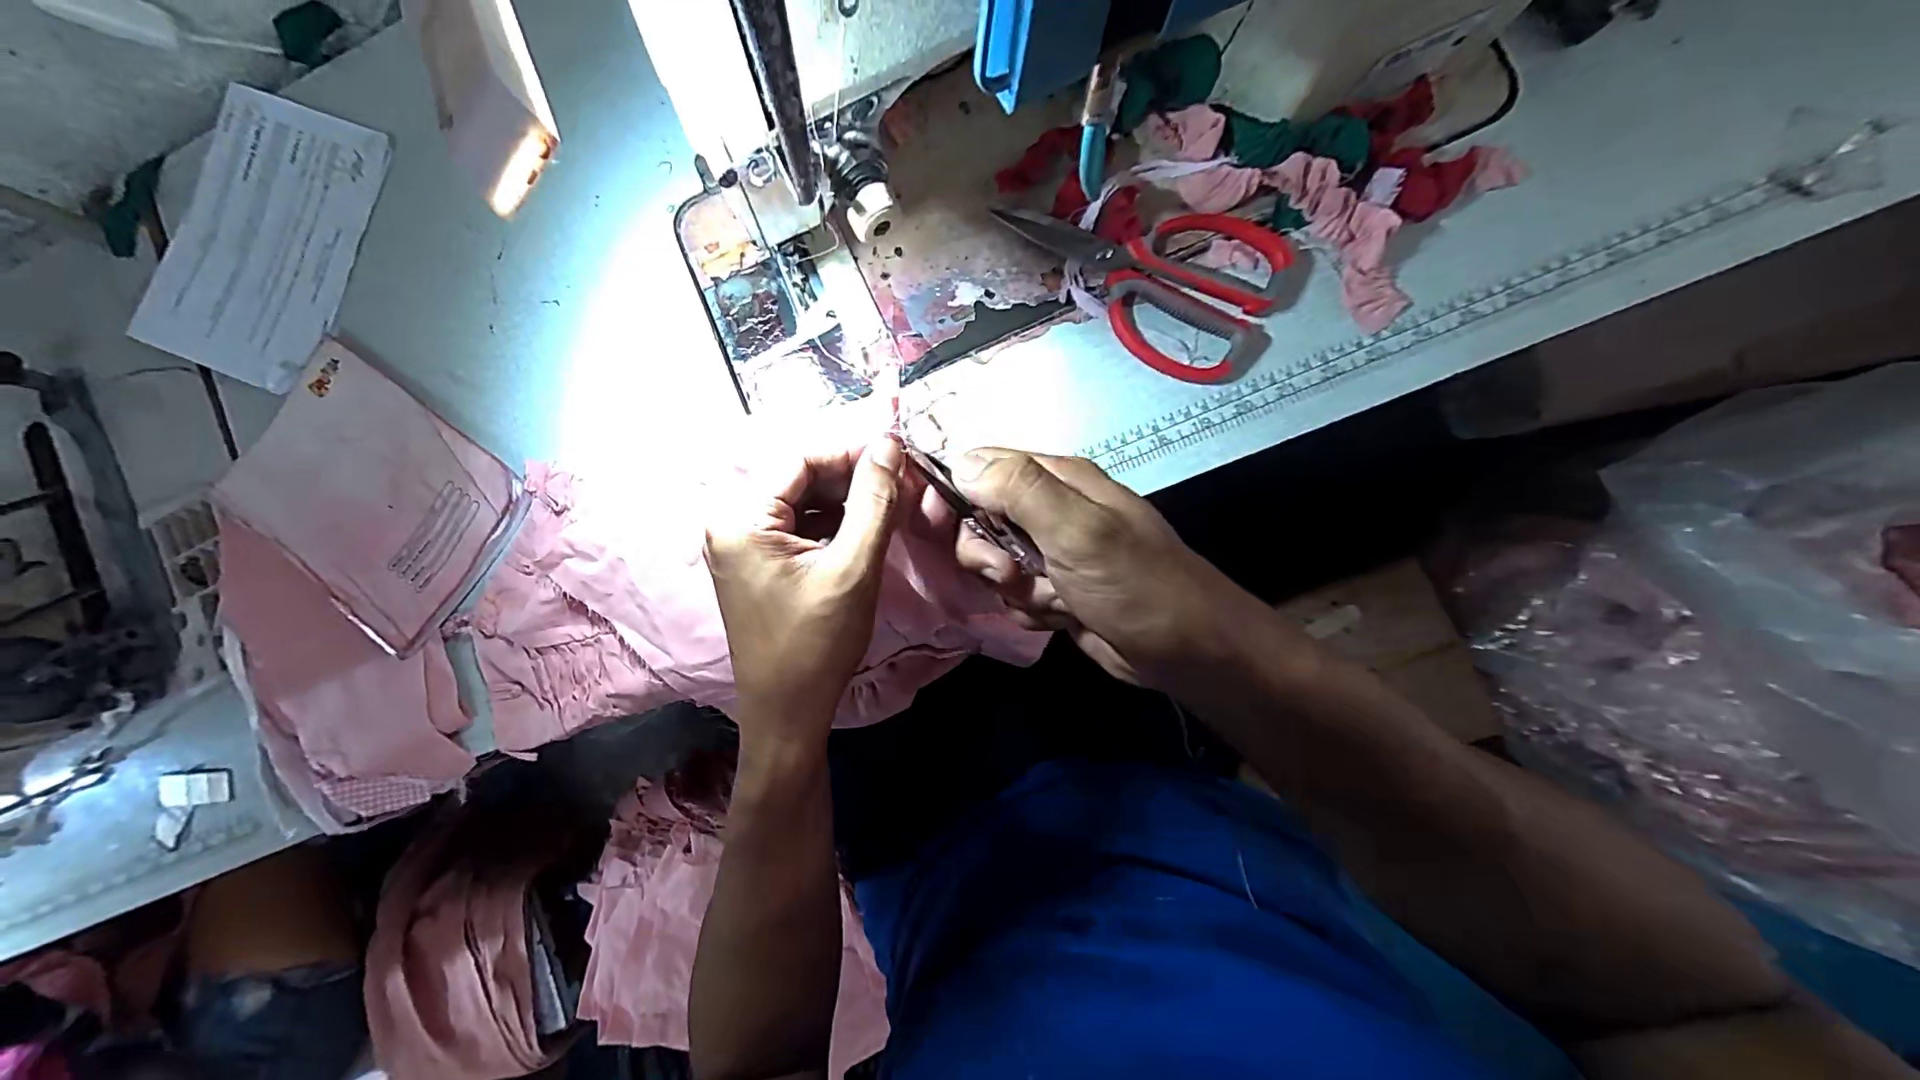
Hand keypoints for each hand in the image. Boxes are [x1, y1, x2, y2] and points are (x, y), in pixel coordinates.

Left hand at [705, 437, 907, 744]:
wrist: (788, 714)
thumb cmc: (816, 644)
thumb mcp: (853, 569)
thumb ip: (873, 502)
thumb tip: (889, 443)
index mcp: (740, 521)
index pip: (800, 461)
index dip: (851, 453)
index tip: (897, 455)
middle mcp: (731, 525)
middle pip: (800, 481)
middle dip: (852, 479)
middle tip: (900, 483)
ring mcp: (742, 548)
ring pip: (803, 505)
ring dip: (846, 502)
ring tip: (891, 505)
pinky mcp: (758, 567)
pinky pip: (799, 530)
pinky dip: (834, 526)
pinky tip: (867, 531)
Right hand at [950, 447, 1267, 686]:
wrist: (1188, 652)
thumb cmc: (1136, 584)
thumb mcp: (1079, 529)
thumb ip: (1020, 490)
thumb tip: (961, 461)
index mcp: (1056, 479)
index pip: (981, 466)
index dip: (954, 491)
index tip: (939, 521)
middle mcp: (1050, 510)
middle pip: (980, 520)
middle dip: (986, 553)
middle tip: (1010, 572)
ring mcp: (1052, 554)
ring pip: (993, 564)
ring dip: (1013, 588)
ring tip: (1053, 599)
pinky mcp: (1056, 592)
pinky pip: (1014, 596)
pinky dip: (1030, 610)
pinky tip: (1060, 617)